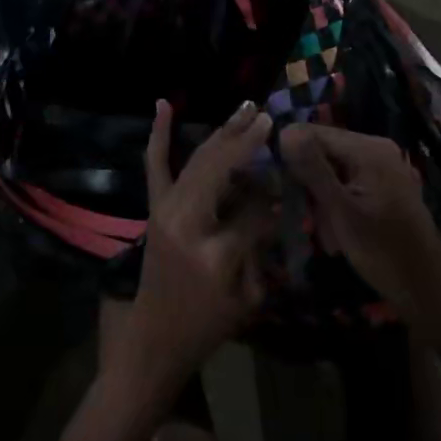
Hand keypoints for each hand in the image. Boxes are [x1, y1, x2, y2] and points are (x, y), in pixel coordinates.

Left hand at [104, 99, 276, 402]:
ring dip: (222, 133)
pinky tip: (163, 105)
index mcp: (209, 246)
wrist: (154, 335)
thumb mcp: (245, 293)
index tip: (286, 179)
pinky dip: (160, 134)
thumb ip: (256, 241)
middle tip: (267, 115)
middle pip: (218, 168)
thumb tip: (268, 198)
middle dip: (244, 139)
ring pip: (196, 160)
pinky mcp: (155, 206)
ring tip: (246, 108)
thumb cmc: (205, 323)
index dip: (270, 193)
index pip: (250, 206)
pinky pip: (156, 164)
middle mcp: (182, 217)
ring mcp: (164, 208)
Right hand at [278, 125, 440, 316]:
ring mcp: (382, 167)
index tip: (281, 189)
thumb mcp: (340, 209)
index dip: (291, 157)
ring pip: (330, 168)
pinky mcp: (383, 185)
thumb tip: (284, 131)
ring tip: (318, 226)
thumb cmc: (382, 251)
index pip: (311, 133)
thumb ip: (312, 168)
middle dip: (306, 180)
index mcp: (369, 148)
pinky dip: (333, 200)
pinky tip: (332, 227)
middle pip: (321, 150)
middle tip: (303, 215)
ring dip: (317, 195)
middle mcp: (377, 148)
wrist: (426, 291)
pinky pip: (345, 180)